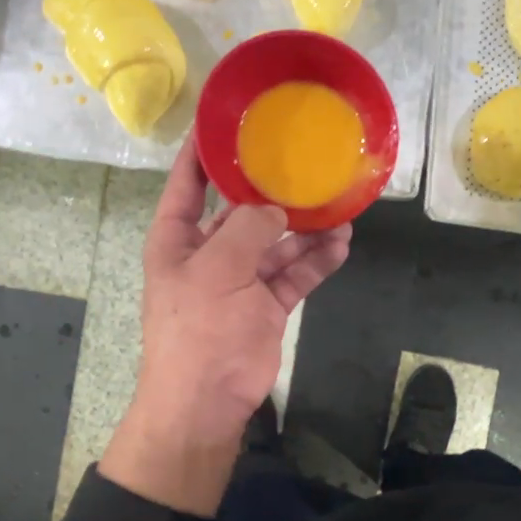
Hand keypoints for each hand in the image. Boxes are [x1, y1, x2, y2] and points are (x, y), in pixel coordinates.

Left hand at [99, 142, 351, 515]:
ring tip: (341, 209)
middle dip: (275, 193)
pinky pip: (295, 275)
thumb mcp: (217, 270)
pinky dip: (317, 261)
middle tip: (309, 165)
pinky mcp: (267, 306)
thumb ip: (247, 230)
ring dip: (306, 229)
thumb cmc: (198, 330)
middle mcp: (209, 254)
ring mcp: (241, 281)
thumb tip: (276, 208)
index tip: (228, 118)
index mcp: (178, 239)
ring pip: (278, 244)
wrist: (207, 402)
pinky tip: (342, 244)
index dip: (204, 150)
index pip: (189, 183)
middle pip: (244, 212)